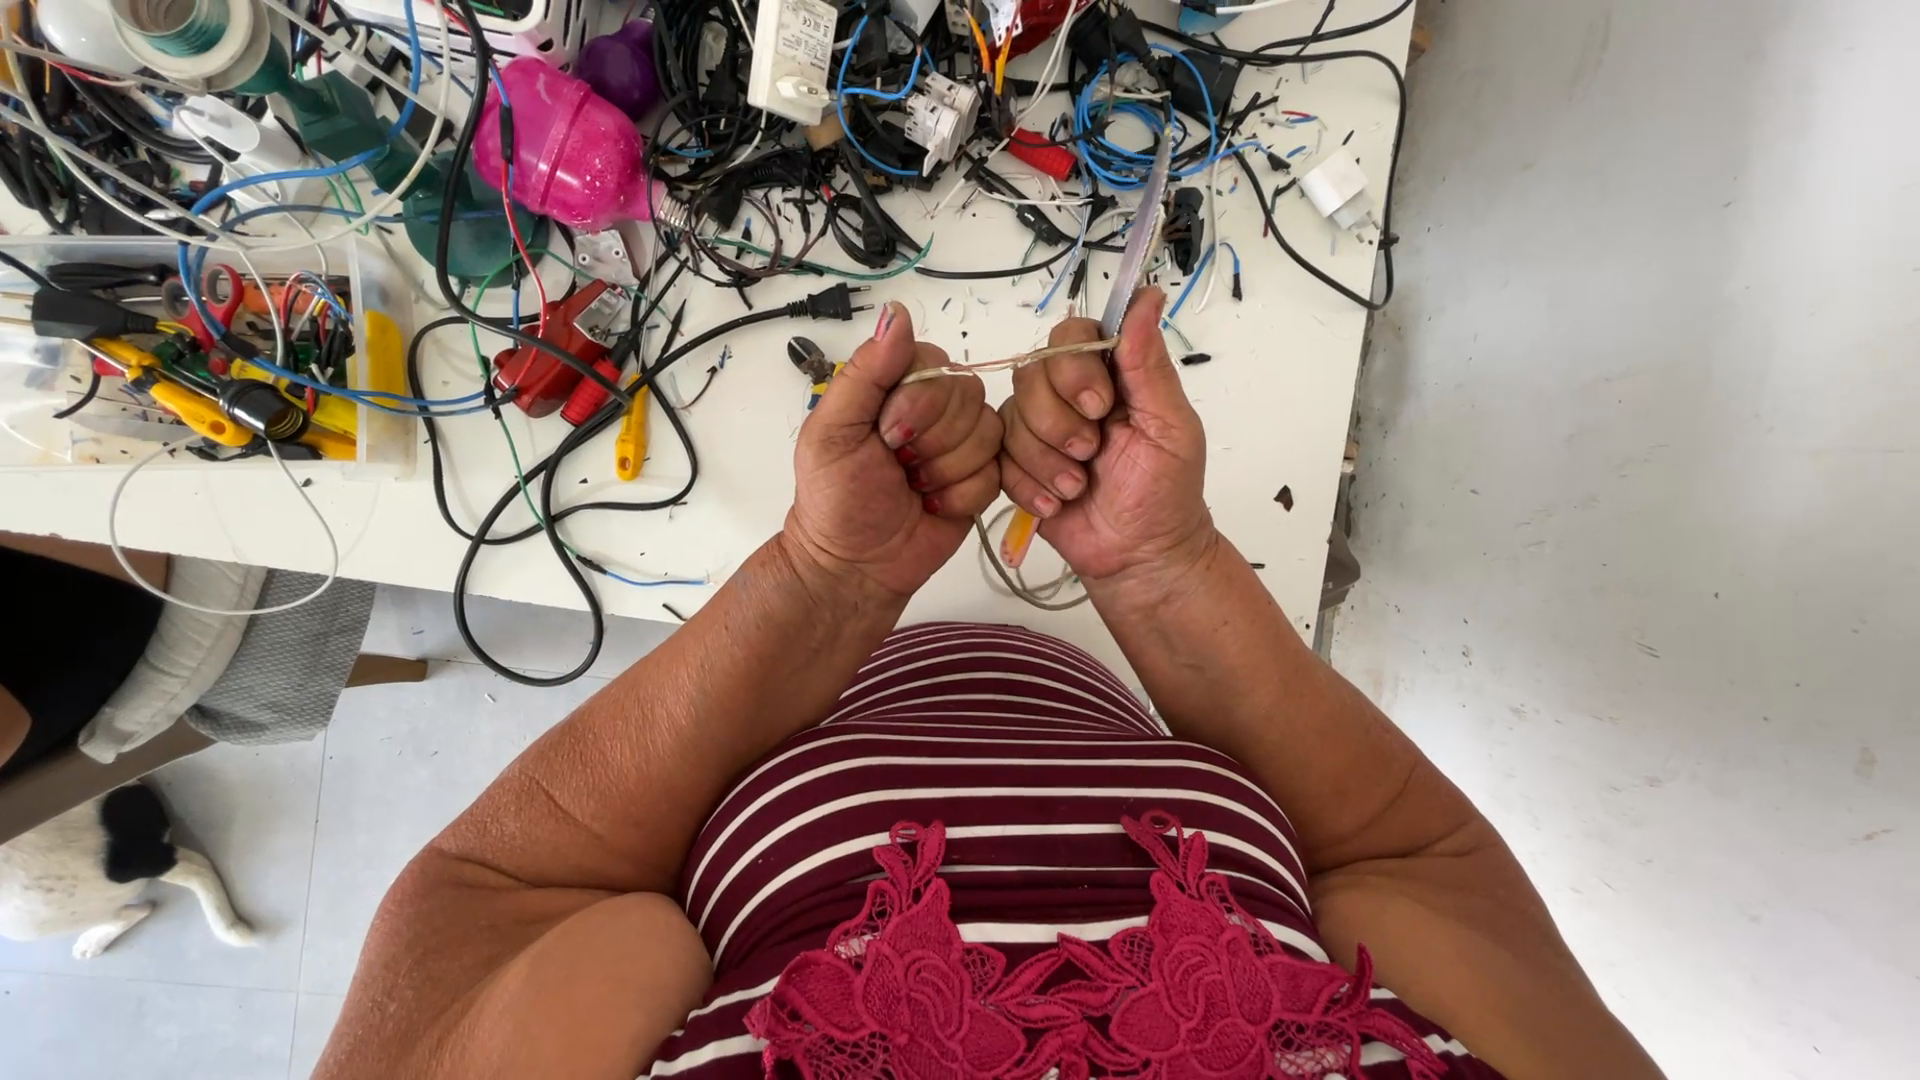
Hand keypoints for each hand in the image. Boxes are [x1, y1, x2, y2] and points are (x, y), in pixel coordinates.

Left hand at [785, 301, 1002, 598]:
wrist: (856, 564)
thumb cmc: (835, 498)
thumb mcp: (832, 432)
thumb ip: (865, 373)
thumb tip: (897, 312)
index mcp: (897, 386)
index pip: (935, 361)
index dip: (919, 400)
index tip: (886, 436)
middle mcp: (935, 408)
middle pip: (967, 395)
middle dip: (931, 440)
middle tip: (898, 466)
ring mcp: (961, 443)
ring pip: (987, 433)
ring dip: (945, 469)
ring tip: (915, 487)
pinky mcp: (981, 478)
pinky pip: (995, 471)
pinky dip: (961, 495)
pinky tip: (933, 506)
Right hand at [997, 287, 1214, 585]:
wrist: (1138, 558)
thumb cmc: (1165, 493)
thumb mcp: (1170, 428)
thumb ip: (1150, 365)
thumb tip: (1146, 296)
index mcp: (1109, 376)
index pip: (1070, 335)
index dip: (1074, 367)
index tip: (1101, 407)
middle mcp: (1067, 395)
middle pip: (1031, 374)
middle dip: (1060, 422)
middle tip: (1092, 455)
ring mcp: (1038, 431)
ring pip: (1012, 419)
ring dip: (1048, 462)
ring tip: (1079, 488)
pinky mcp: (1015, 466)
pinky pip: (999, 459)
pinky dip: (1030, 486)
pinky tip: (1058, 505)